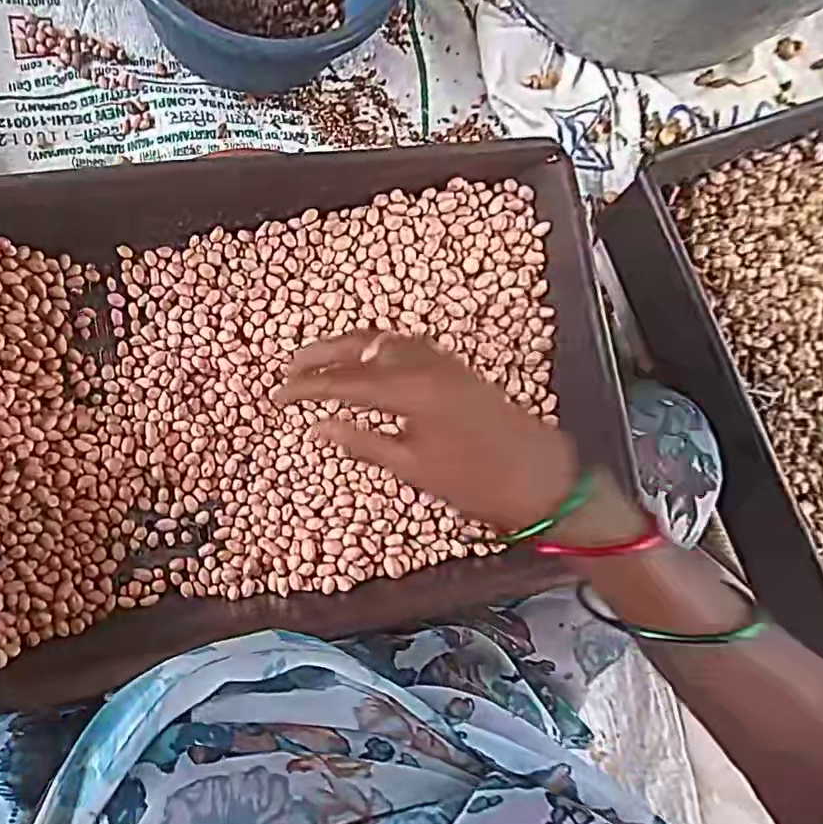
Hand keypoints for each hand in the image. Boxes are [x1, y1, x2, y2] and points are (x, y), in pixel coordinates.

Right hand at [274, 330, 580, 530]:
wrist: (544, 478)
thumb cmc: (475, 482)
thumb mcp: (410, 468)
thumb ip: (360, 442)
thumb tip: (317, 426)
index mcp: (409, 392)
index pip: (342, 382)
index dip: (305, 388)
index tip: (277, 396)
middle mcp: (423, 366)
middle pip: (359, 347)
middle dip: (320, 354)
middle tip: (289, 367)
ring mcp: (441, 362)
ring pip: (382, 341)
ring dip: (346, 347)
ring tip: (318, 361)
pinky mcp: (453, 368)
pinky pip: (403, 345)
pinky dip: (374, 349)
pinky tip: (363, 362)